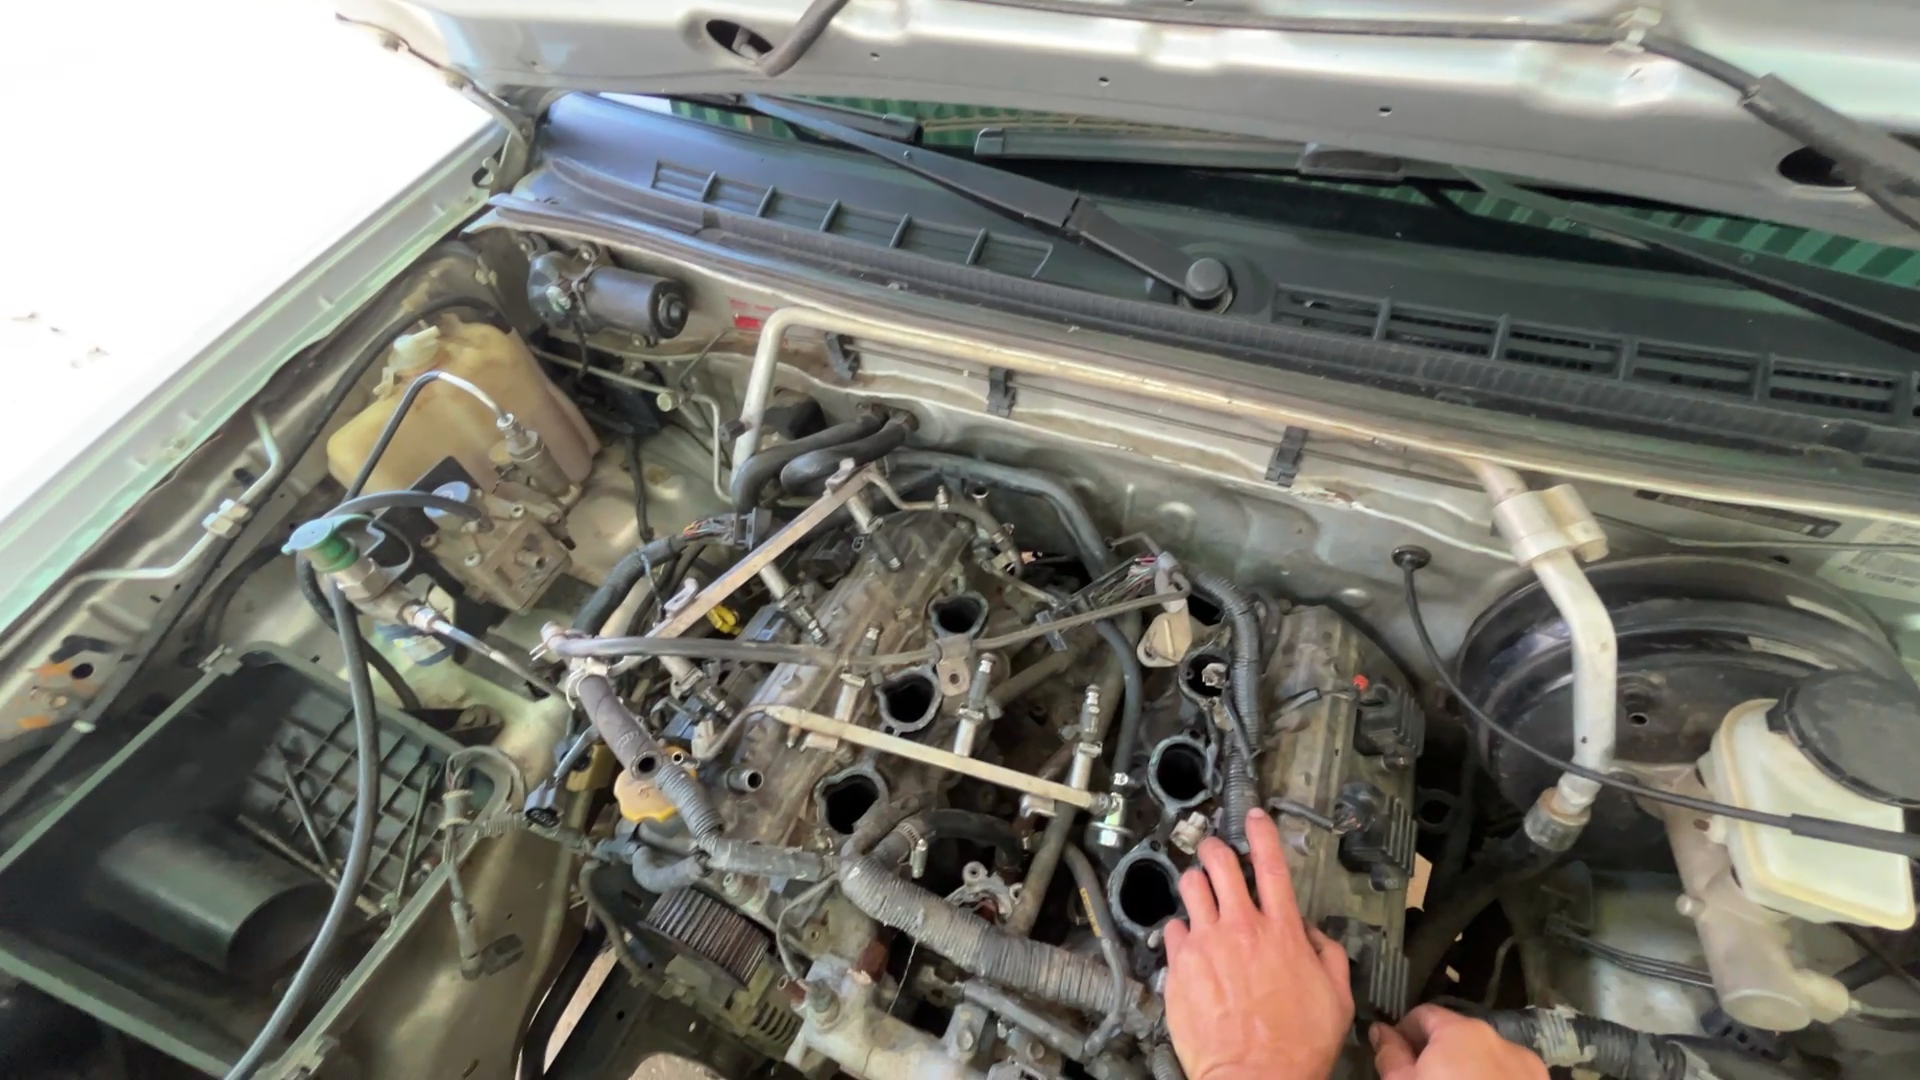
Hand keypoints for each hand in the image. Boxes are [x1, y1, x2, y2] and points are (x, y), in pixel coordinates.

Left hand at [1163, 808, 1353, 1079]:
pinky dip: (1181, 931)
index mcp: (1282, 932)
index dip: (1262, 832)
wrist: (1255, 1078)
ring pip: (1190, 884)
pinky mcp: (1180, 960)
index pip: (1272, 865)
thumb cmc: (1296, 1047)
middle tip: (1216, 856)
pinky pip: (1172, 927)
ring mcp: (1207, 940)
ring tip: (1200, 898)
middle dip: (1215, 849)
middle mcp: (1242, 926)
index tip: (1254, 816)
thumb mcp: (1336, 1001)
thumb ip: (1329, 957)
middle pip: (1220, 860)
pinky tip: (1190, 946)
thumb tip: (1313, 933)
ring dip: (1196, 886)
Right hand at [1370, 1005, 1547, 1079]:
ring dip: (1470, 1075)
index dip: (1404, 1034)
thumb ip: (1390, 1053)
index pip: (1423, 1015)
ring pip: (1488, 1063)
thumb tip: (1382, 1032)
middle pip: (1459, 1039)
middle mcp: (1504, 1043)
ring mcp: (1534, 1074)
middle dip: (1439, 1057)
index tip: (1396, 1059)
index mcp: (1463, 1032)